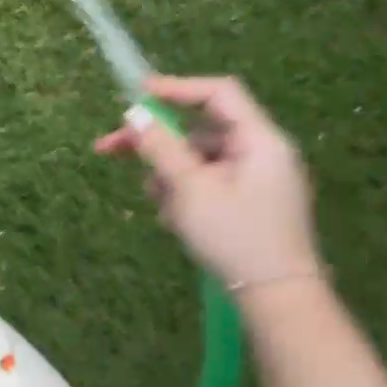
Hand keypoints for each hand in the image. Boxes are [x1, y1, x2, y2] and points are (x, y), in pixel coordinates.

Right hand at [95, 74, 321, 288]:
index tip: (135, 95)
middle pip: (197, 128)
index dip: (175, 87)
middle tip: (109, 149)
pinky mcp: (246, 200)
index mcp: (260, 142)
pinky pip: (203, 178)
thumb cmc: (235, 235)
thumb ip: (159, 145)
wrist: (277, 298)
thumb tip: (134, 114)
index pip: (218, 93)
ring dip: (165, 172)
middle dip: (153, 140)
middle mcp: (262, 153)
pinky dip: (180, 189)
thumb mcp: (188, 187)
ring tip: (156, 201)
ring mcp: (255, 178)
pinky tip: (173, 215)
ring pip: (194, 156)